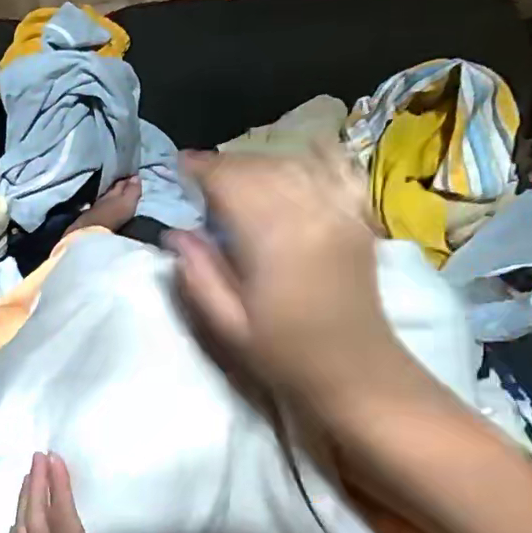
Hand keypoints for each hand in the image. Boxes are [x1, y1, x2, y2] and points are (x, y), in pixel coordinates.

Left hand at [6, 452, 119, 532]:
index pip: (63, 515)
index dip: (57, 484)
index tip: (53, 458)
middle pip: (36, 516)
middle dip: (35, 483)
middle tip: (36, 456)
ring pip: (20, 531)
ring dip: (22, 502)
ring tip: (26, 480)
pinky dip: (14, 531)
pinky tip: (16, 526)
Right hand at [168, 148, 418, 410]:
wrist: (355, 371)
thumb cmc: (284, 354)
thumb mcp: (227, 325)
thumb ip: (199, 275)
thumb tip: (175, 233)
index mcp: (272, 239)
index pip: (231, 183)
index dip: (202, 168)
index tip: (180, 166)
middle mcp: (309, 213)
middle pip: (260, 168)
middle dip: (226, 164)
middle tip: (200, 173)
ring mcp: (339, 213)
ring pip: (292, 165)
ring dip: (258, 162)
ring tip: (235, 173)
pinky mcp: (356, 219)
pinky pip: (330, 172)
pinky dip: (304, 161)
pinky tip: (288, 165)